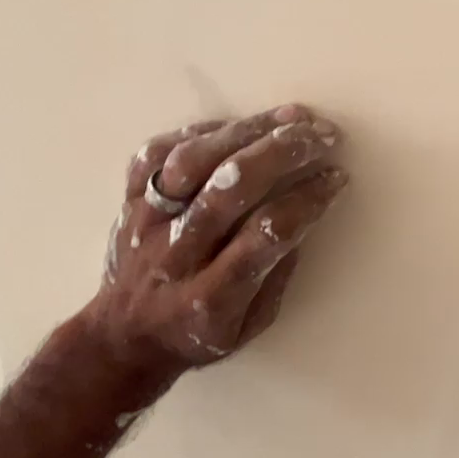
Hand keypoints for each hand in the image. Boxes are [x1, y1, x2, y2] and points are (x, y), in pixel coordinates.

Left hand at [81, 104, 347, 377]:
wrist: (122, 339)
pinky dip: (197, 132)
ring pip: (192, 162)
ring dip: (246, 132)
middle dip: (281, 154)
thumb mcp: (252, 325)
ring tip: (290, 117)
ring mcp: (146, 223)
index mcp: (210, 298)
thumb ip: (277, 272)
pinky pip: (156, 153)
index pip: (263, 236)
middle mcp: (174, 256)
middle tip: (322, 135)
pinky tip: (235, 126)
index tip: (336, 177)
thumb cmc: (199, 335)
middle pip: (227, 189)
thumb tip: (304, 210)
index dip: (306, 200)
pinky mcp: (129, 200)